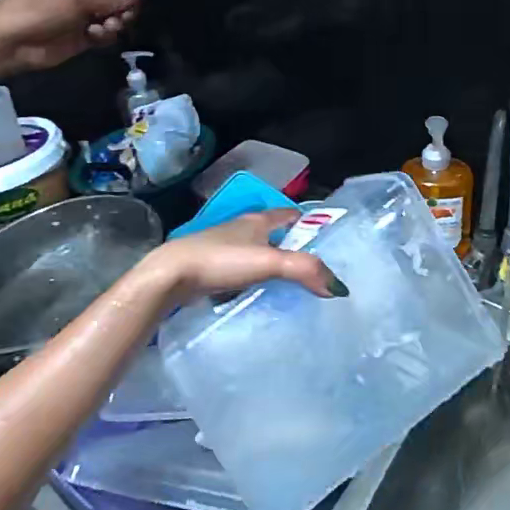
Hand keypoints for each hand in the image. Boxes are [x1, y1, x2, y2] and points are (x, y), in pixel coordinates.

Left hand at [0, 0, 142, 71]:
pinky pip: (101, 35)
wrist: (10, 43)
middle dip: (122, 7)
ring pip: (109, 18)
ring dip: (114, 22)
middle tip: (124, 17)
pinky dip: (105, 36)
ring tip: (107, 28)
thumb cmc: (39, 10)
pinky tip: (98, 36)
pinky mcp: (79, 39)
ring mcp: (78, 18)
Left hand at [131, 209, 342, 307]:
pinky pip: (243, 270)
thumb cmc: (221, 260)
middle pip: (275, 234)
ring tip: (292, 285)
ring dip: (273, 264)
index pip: (291, 214)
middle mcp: (242, 228)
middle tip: (314, 268)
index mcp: (258, 219)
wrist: (171, 276)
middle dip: (293, 247)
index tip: (326, 240)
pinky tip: (261, 295)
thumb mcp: (269, 263)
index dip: (309, 223)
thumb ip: (304, 270)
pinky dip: (255, 279)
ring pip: (258, 252)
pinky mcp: (213, 266)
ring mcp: (225, 247)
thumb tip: (338, 286)